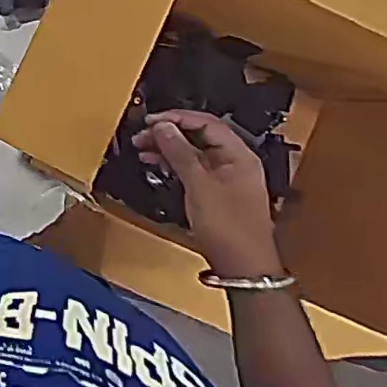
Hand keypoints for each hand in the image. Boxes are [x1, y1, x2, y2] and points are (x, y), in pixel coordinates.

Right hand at [132, 110, 283, 278]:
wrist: (242, 268)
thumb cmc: (231, 230)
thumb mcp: (199, 186)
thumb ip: (180, 153)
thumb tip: (164, 128)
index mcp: (239, 155)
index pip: (206, 123)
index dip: (177, 118)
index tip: (152, 121)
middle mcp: (235, 163)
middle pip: (199, 136)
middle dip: (170, 133)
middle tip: (143, 136)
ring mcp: (226, 178)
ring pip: (194, 153)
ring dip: (169, 149)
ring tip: (144, 149)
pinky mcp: (217, 193)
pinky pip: (194, 169)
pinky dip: (175, 165)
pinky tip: (159, 165)